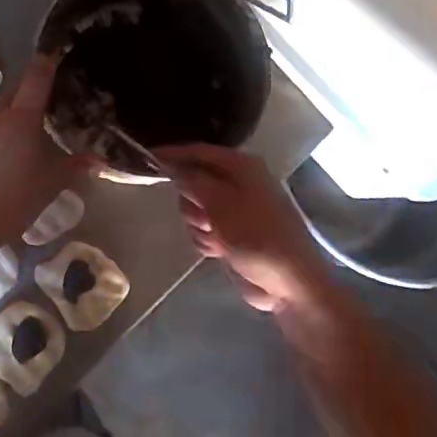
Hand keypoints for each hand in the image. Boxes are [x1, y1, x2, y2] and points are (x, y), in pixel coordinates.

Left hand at [0, 51, 89, 245]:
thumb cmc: (14, 201)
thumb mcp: (51, 183)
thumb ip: (75, 166)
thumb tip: (100, 160)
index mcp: (21, 118)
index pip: (36, 76)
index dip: (48, 62)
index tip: (59, 54)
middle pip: (17, 92)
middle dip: (34, 92)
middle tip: (54, 102)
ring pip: (1, 110)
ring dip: (17, 113)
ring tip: (35, 131)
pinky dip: (2, 131)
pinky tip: (11, 153)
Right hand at [158, 143, 330, 312]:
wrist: (288, 284)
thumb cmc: (258, 236)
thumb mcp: (221, 204)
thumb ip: (193, 182)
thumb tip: (173, 168)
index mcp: (243, 168)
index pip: (200, 152)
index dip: (173, 154)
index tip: (147, 158)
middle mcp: (238, 184)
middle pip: (194, 181)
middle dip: (190, 201)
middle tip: (202, 216)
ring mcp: (235, 211)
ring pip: (195, 209)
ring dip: (198, 225)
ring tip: (215, 237)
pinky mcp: (231, 235)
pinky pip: (204, 230)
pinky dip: (206, 240)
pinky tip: (218, 251)